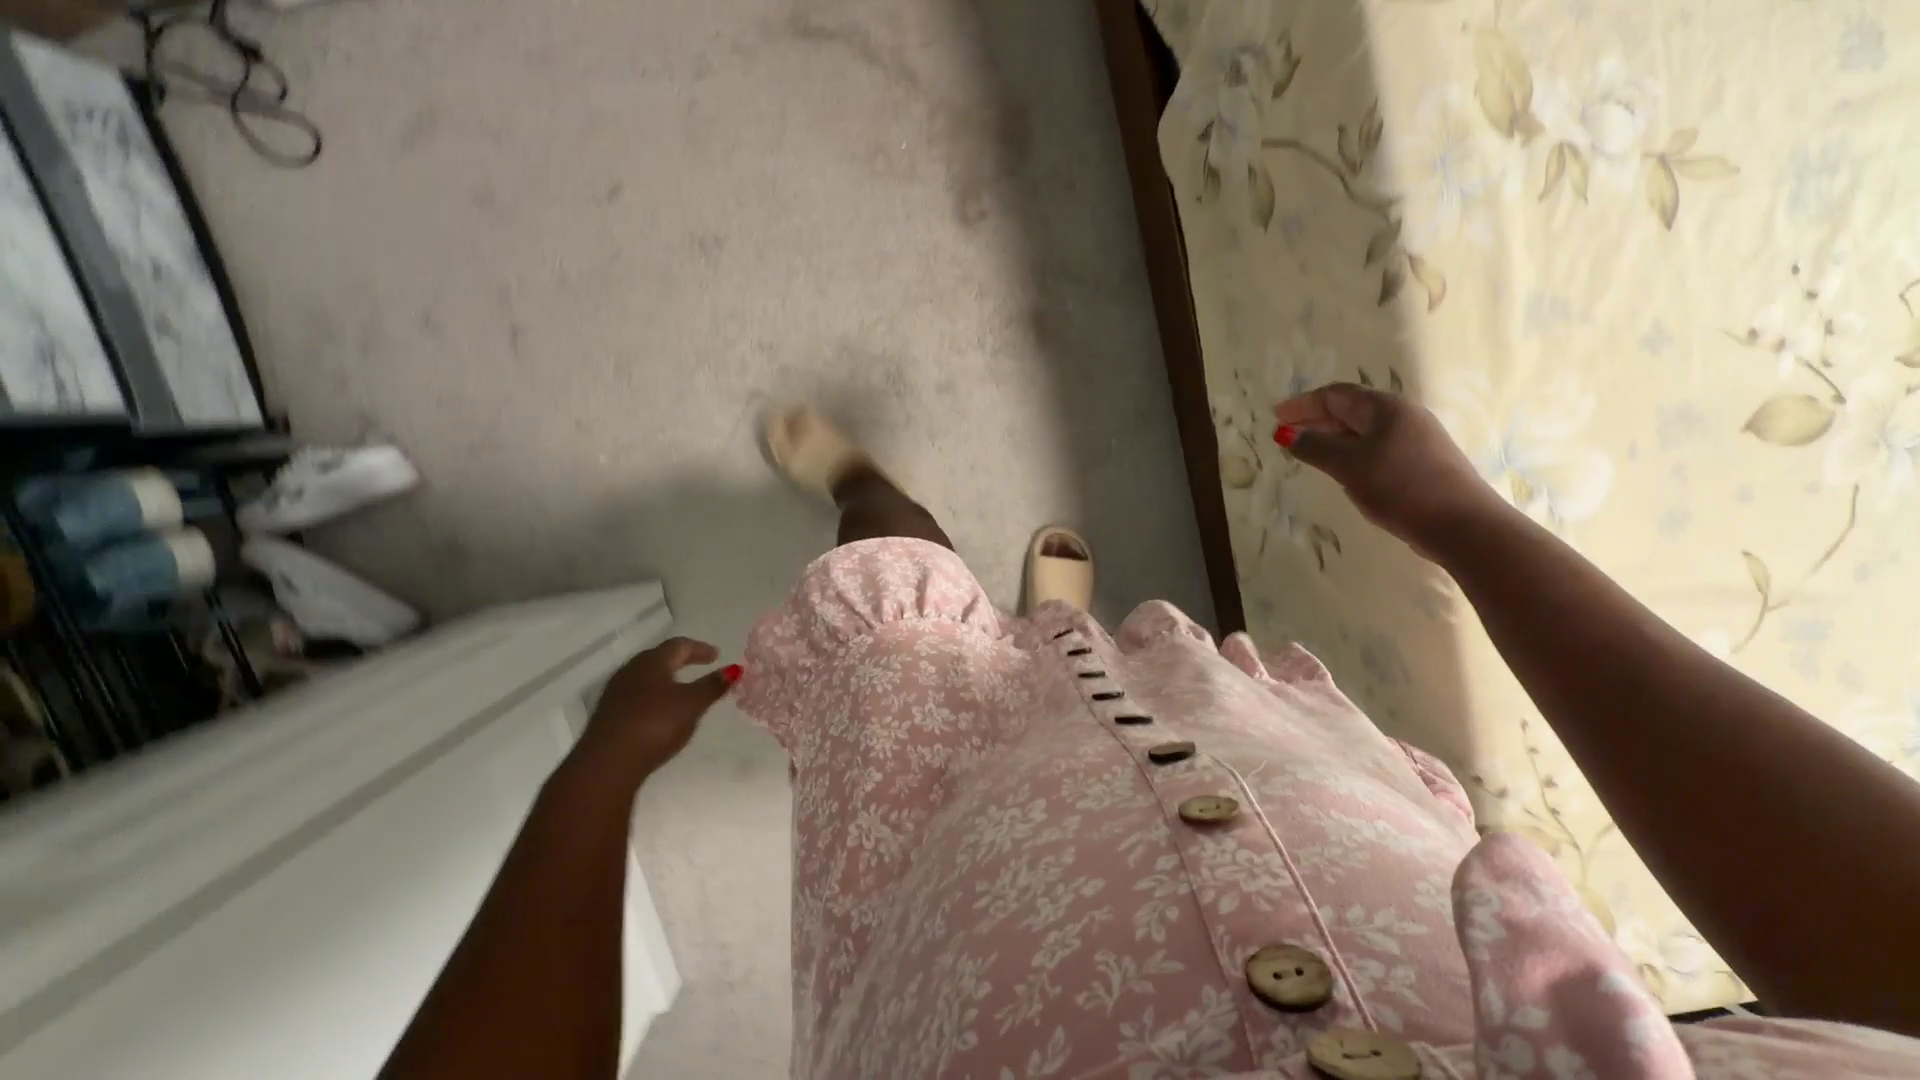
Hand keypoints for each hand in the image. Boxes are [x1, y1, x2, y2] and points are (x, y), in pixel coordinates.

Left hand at [575, 637, 730, 780]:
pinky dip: (653, 696)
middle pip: (659, 658)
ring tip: (681, 689)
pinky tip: (659, 711)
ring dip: (665, 679)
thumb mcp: (692, 705)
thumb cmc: (655, 724)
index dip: (700, 649)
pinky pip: (636, 695)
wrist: (608, 761)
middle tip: (699, 666)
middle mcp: (631, 670)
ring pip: (645, 677)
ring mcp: (616, 692)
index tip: (716, 655)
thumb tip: (734, 668)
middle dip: (680, 660)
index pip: (679, 645)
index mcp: (652, 662)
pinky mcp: (608, 713)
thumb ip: (712, 686)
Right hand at [1273, 383, 1505, 558]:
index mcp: (1384, 407)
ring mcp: (1416, 438)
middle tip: (1286, 435)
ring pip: (1364, 431)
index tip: (1276, 417)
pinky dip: (1352, 453)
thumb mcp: (1348, 466)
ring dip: (1333, 438)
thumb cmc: (1399, 486)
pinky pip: (1378, 448)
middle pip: (1351, 410)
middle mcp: (1402, 415)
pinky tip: (1344, 472)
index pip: (1335, 394)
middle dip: (1315, 420)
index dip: (1302, 404)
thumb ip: (1314, 447)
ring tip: (1309, 453)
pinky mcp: (1422, 461)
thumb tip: (1287, 434)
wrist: (1461, 523)